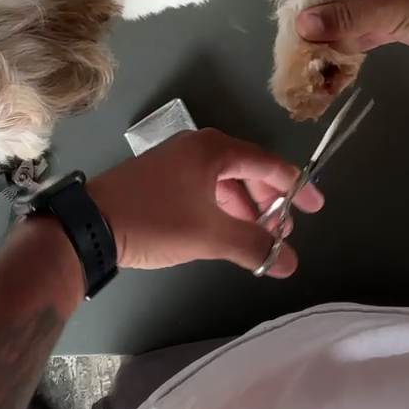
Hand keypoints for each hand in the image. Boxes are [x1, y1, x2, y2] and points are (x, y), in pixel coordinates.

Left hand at [86, 128, 323, 278]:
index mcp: (214, 148)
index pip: (268, 163)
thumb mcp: (209, 235)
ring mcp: (179, 160)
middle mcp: (199, 146)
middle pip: (248, 170)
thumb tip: (290, 261)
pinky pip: (208, 187)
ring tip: (259, 238)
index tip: (317, 206)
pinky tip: (228, 232)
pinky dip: (224, 208)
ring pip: (226, 181)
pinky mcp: (164, 176)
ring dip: (247, 209)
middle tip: (284, 232)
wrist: (91, 224)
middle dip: (270, 202)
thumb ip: (253, 246)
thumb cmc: (155, 220)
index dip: (296, 186)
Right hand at [296, 0, 408, 70]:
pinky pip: (369, 35)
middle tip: (291, 39)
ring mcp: (395, 3)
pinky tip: (332, 62)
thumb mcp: (390, 8)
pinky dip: (353, 47)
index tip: (286, 10)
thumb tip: (300, 25)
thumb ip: (345, 18)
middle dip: (319, 15)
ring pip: (355, 17)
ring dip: (335, 35)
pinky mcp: (404, 28)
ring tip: (305, 55)